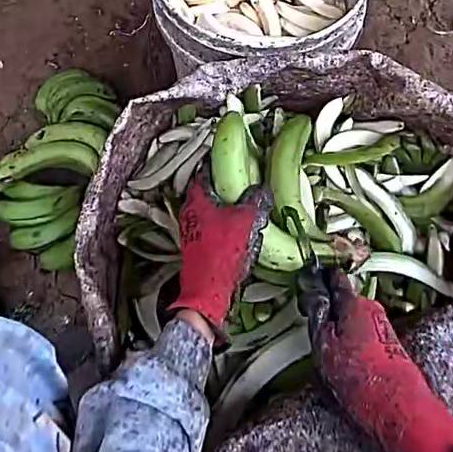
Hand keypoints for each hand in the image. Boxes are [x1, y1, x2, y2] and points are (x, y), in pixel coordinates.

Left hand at [168, 169, 269, 336]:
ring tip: (242, 206)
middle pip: (206, 190)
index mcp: (197, 199)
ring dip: (223, 207)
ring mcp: (191, 229)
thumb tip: (262, 189)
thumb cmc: (221, 255)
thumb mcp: (246, 221)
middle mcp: (190, 212)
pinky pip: (210, 227)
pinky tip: (236, 231)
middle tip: (239, 181)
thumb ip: (255, 201)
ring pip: (208, 209)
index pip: (205, 171)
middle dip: (223, 186)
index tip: (229, 157)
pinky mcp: (196, 245)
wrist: (207, 293)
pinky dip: (222, 224)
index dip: (217, 162)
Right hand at [304, 266, 452, 451]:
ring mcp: (384, 326)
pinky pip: (366, 335)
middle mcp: (372, 308)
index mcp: (353, 303)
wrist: (403, 412)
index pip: (334, 278)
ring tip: (332, 351)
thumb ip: (317, 316)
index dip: (319, 277)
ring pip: (355, 319)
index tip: (309, 282)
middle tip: (315, 325)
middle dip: (331, 309)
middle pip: (345, 300)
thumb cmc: (361, 378)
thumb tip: (312, 293)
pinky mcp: (392, 345)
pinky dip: (355, 342)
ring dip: (344, 328)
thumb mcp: (325, 346)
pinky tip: (349, 362)